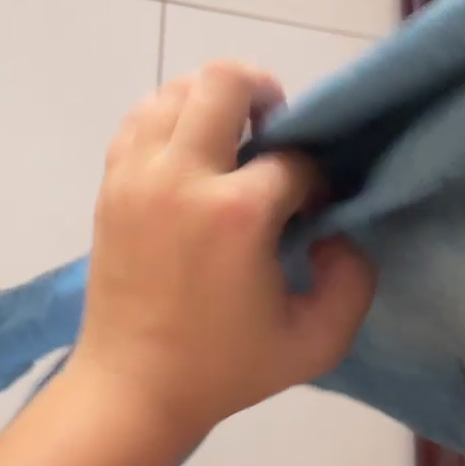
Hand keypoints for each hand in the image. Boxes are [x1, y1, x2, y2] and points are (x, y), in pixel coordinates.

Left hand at [64, 61, 374, 442]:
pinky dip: (168, 116)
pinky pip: (139, 118)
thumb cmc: (224, 367)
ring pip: (174, 88)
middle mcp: (181, 176)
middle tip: (273, 132)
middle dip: (263, 93)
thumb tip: (337, 227)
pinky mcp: (110, 181)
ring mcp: (137, 173)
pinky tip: (186, 150)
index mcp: (236, 213)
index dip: (314, 177)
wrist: (132, 383)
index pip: (292, 158)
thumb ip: (354, 279)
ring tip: (229, 139)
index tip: (310, 208)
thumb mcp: (315, 341)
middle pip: (223, 82)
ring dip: (211, 100)